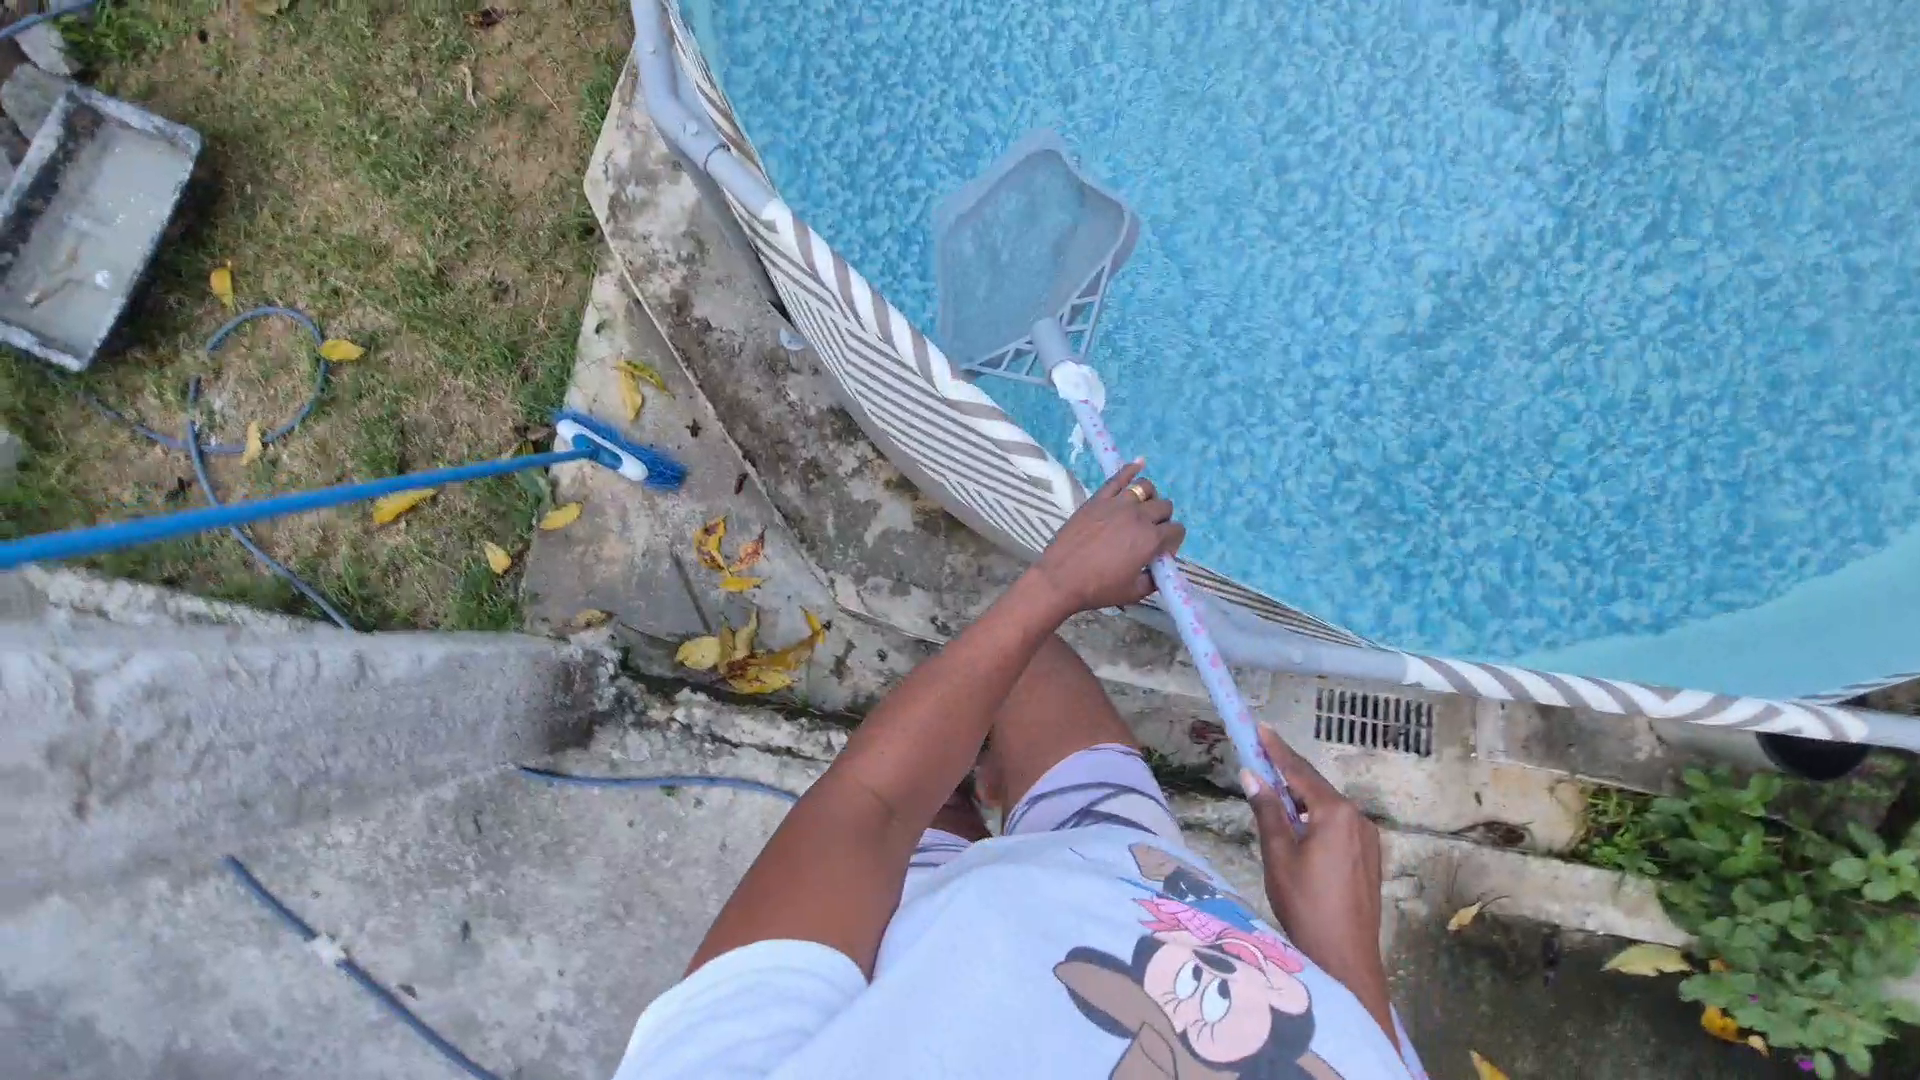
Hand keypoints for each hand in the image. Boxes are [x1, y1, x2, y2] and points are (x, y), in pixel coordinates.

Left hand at [1028, 460, 1184, 616]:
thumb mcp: (1133, 592)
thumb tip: (1159, 571)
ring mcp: (1116, 504)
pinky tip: (1139, 463)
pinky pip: (1117, 478)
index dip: (1171, 542)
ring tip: (1141, 509)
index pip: (1176, 530)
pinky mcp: (1097, 499)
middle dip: (1162, 520)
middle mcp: (1138, 516)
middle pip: (1164, 507)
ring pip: (1145, 487)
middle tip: (1149, 534)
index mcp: (1150, 539)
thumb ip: (1154, 580)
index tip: (1160, 552)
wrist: (1060, 579)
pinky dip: (1130, 469)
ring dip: (1149, 497)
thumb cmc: (1098, 588)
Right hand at [1242, 725, 1398, 1048]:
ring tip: (1272, 794)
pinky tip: (1297, 826)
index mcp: (1335, 814)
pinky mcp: (1368, 857)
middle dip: (1286, 772)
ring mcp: (1367, 839)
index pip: (1299, 771)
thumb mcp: (1278, 855)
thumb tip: (1252, 775)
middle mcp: (1357, 819)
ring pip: (1326, 806)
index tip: (1259, 727)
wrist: (1345, 959)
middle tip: (1259, 757)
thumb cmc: (1305, 904)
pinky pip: (1337, 824)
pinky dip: (1314, 816)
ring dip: (1299, 797)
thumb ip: (1267, 811)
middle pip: (1314, 786)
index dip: (1276, 749)